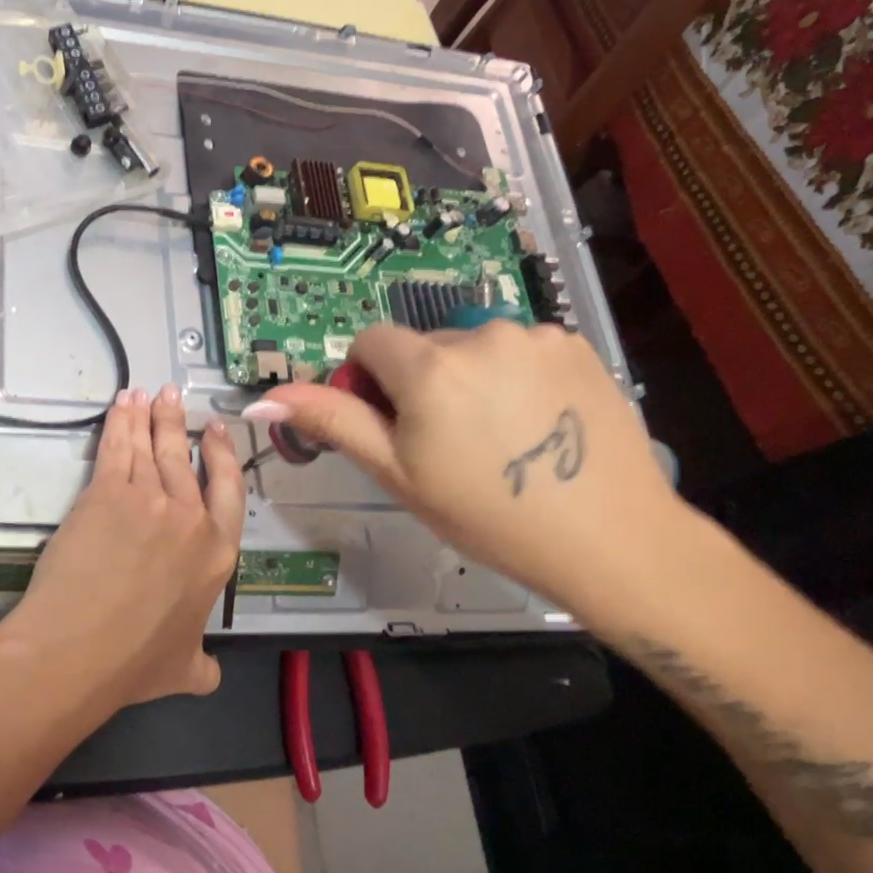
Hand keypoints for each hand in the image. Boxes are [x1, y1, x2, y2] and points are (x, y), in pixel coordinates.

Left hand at [0, 384, 244, 707]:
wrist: (81, 647)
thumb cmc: (136, 664)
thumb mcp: (185, 670)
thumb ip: (202, 666)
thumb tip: (211, 675)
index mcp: (217, 555)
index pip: (228, 491)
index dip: (222, 456)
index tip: (215, 433)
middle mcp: (189, 519)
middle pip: (184, 458)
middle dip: (178, 422)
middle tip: (173, 395)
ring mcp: (148, 500)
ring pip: (150, 447)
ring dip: (148, 415)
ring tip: (146, 392)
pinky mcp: (106, 492)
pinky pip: (116, 448)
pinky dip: (119, 423)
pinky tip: (120, 405)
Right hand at [245, 322, 678, 600]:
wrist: (609, 538)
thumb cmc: (486, 515)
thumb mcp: (397, 473)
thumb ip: (332, 422)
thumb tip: (263, 400)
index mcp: (429, 365)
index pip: (370, 342)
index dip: (370, 382)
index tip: (394, 427)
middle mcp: (481, 334)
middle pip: (424, 345)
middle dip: (422, 383)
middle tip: (448, 443)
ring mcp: (536, 337)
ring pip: (474, 348)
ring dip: (470, 378)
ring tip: (498, 437)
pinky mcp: (578, 346)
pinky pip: (522, 350)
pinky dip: (516, 378)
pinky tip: (535, 425)